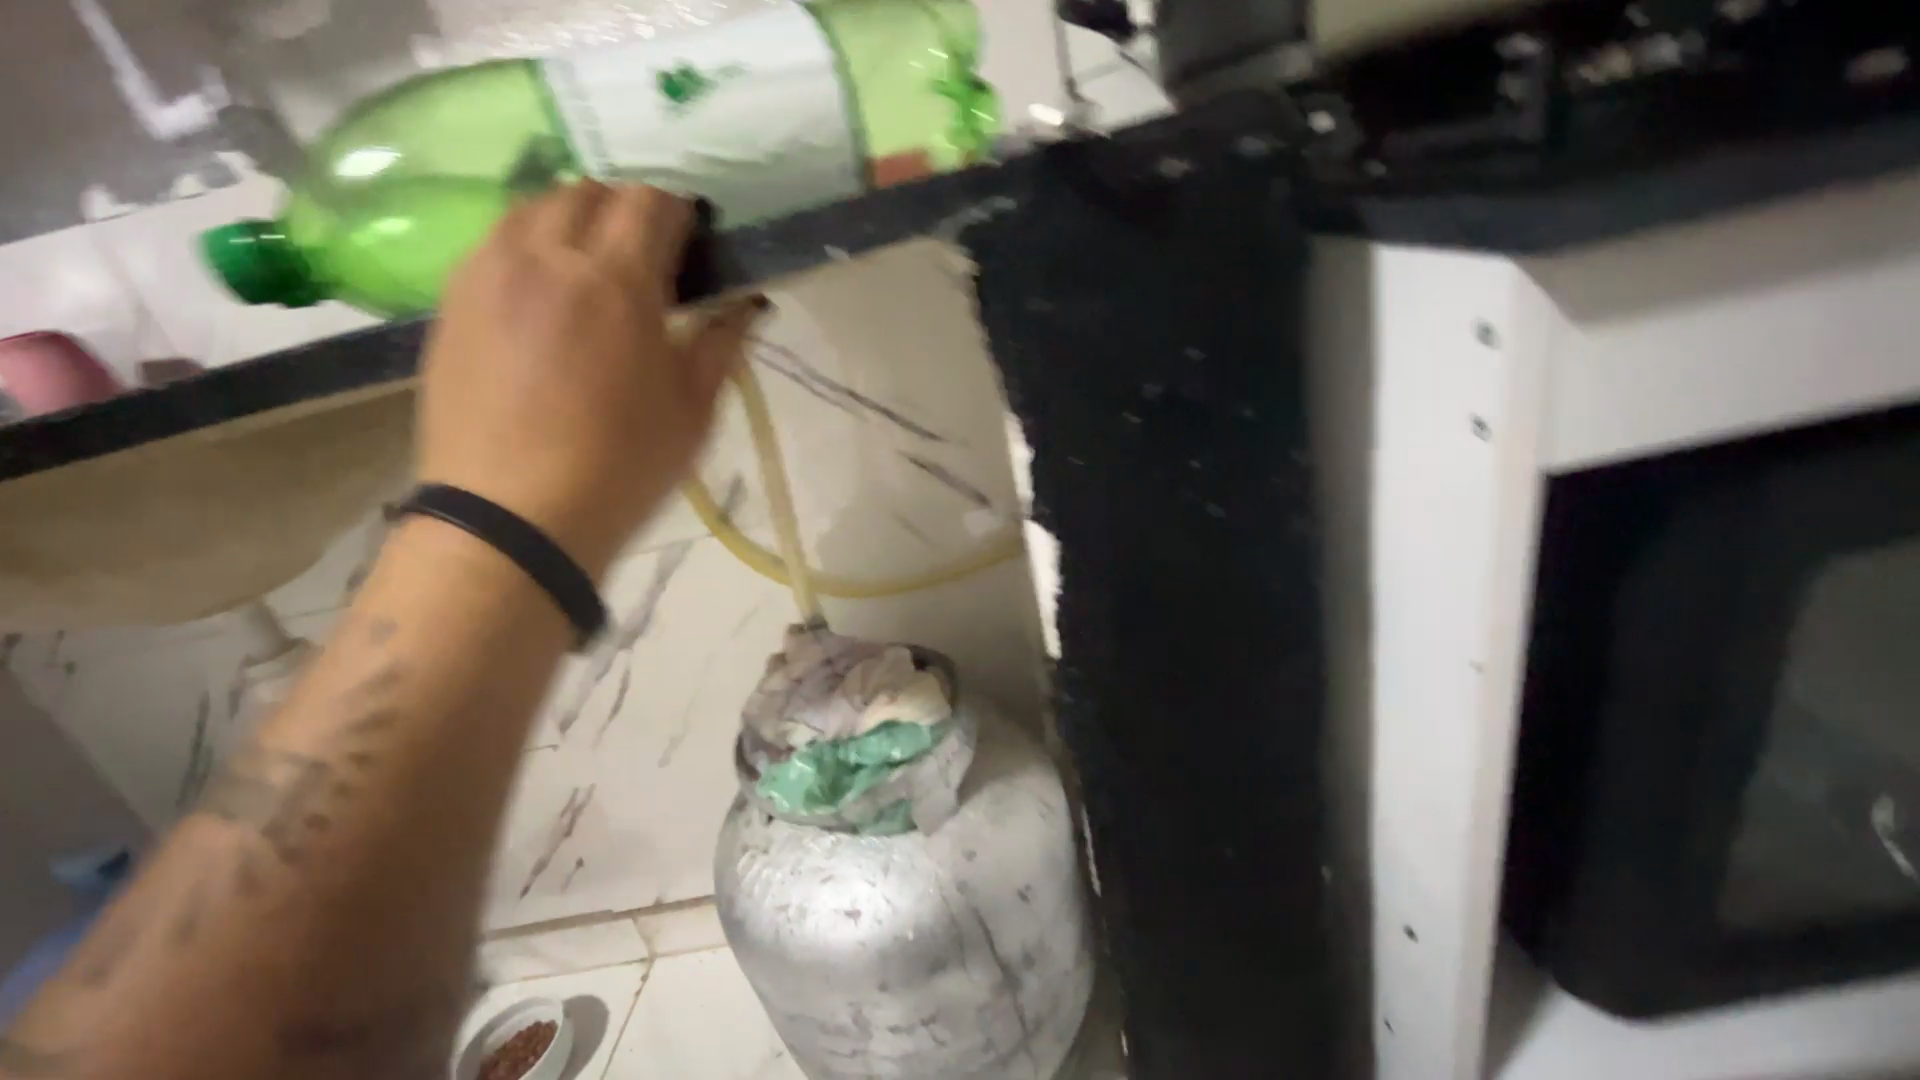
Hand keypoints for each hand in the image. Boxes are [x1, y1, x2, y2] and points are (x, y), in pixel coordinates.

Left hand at [416, 182, 764, 577]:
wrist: (511, 520)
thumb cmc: (620, 469)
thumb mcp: (692, 412)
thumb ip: (721, 343)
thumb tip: (748, 304)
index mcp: (615, 283)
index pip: (650, 203)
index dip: (678, 210)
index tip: (692, 239)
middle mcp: (544, 258)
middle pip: (589, 191)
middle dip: (625, 210)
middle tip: (647, 255)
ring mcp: (488, 274)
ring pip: (533, 207)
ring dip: (573, 221)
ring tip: (591, 269)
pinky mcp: (452, 301)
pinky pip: (495, 243)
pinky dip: (529, 247)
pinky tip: (544, 295)